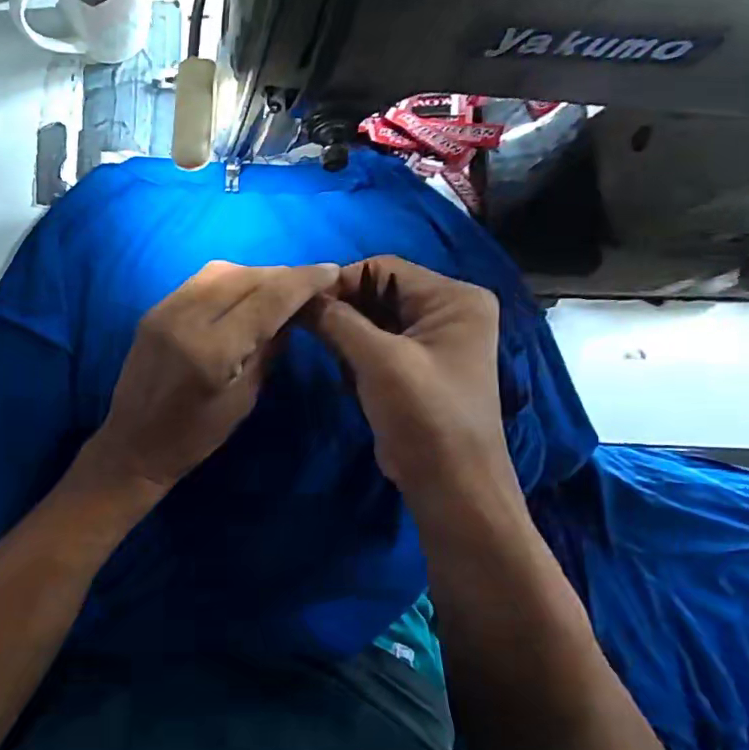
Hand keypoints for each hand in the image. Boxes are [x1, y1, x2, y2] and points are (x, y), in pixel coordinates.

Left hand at [85, 260, 340, 491]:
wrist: (132, 444)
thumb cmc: (194, 436)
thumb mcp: (243, 398)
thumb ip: (269, 349)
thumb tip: (294, 313)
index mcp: (212, 348)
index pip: (267, 299)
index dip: (304, 281)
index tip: (332, 271)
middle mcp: (185, 319)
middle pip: (243, 277)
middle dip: (281, 275)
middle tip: (309, 284)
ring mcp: (163, 311)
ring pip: (218, 272)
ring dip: (253, 274)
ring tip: (277, 289)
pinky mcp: (151, 313)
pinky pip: (197, 283)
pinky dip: (225, 281)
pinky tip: (242, 295)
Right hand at [306, 257, 514, 503]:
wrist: (448, 481)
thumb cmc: (424, 413)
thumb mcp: (377, 359)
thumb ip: (335, 320)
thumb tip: (294, 296)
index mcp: (453, 298)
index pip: (381, 268)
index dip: (338, 283)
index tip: (298, 307)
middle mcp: (446, 310)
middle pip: (374, 291)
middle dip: (339, 311)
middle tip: (304, 332)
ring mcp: (429, 339)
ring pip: (368, 318)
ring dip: (342, 335)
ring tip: (334, 361)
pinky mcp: (411, 365)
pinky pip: (370, 342)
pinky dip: (350, 354)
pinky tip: (347, 377)